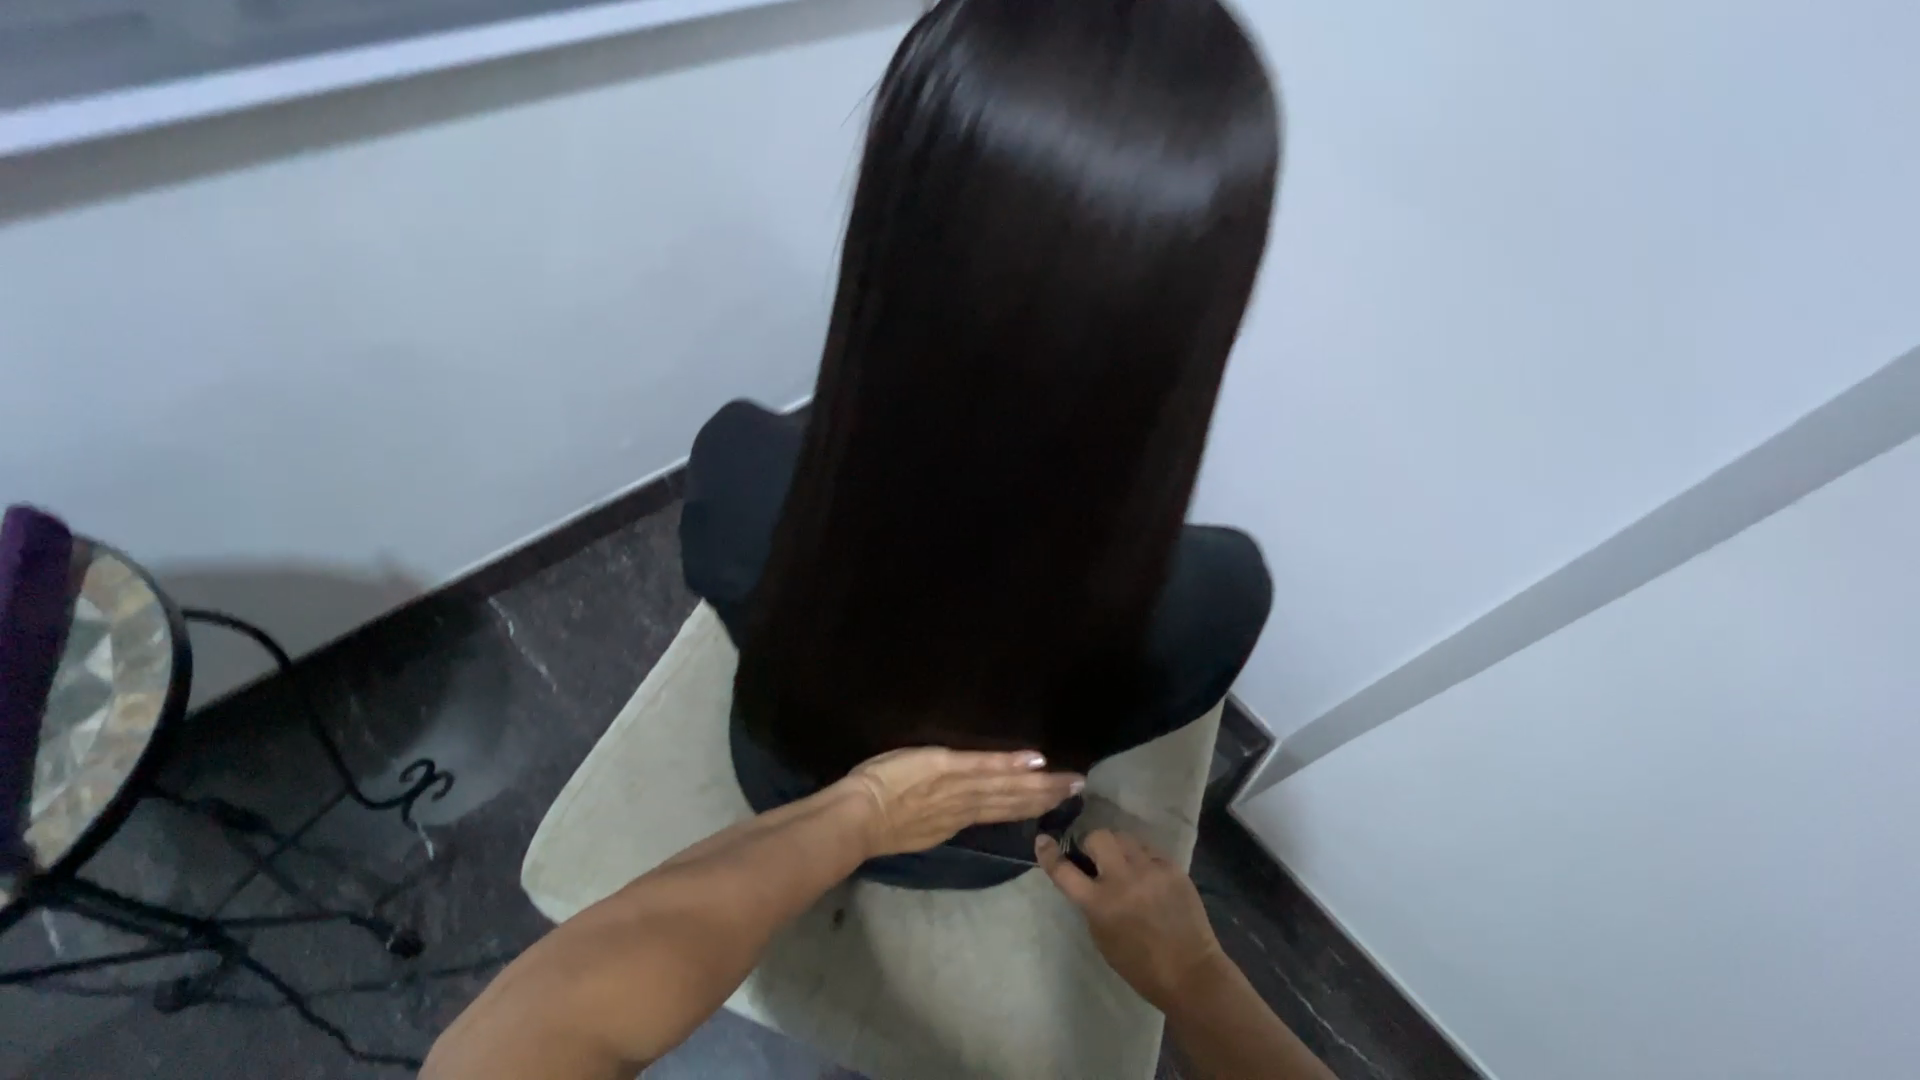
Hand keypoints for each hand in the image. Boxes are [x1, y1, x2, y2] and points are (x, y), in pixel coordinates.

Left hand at [837, 747, 1083, 857]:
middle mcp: (964, 805)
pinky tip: (1035, 759)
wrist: (855, 819)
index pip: (999, 809)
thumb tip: (954, 813)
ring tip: (1069, 778)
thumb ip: (938, 815)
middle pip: (1011, 799)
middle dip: (1046, 795)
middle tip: (1079, 788)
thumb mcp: (912, 823)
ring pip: (1005, 785)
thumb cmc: (872, 821)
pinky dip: (1009, 763)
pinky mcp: (946, 767)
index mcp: (955, 818)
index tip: (1054, 799)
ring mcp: (958, 787)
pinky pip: (984, 766)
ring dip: (1039, 782)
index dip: (1028, 804)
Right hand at [1036, 829, 1226, 1009]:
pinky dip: (1142, 858)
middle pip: (1097, 837)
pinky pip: (1149, 850)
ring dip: (1117, 847)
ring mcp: (1150, 870)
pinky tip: (1147, 875)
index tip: (1042, 840)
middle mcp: (1123, 880)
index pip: (1064, 870)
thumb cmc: (1139, 965)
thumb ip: (1091, 903)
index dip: (1049, 853)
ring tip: (1123, 863)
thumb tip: (1089, 876)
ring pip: (1124, 837)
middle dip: (1091, 842)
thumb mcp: (1102, 936)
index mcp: (1099, 904)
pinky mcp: (1172, 868)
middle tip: (1095, 856)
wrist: (1190, 972)